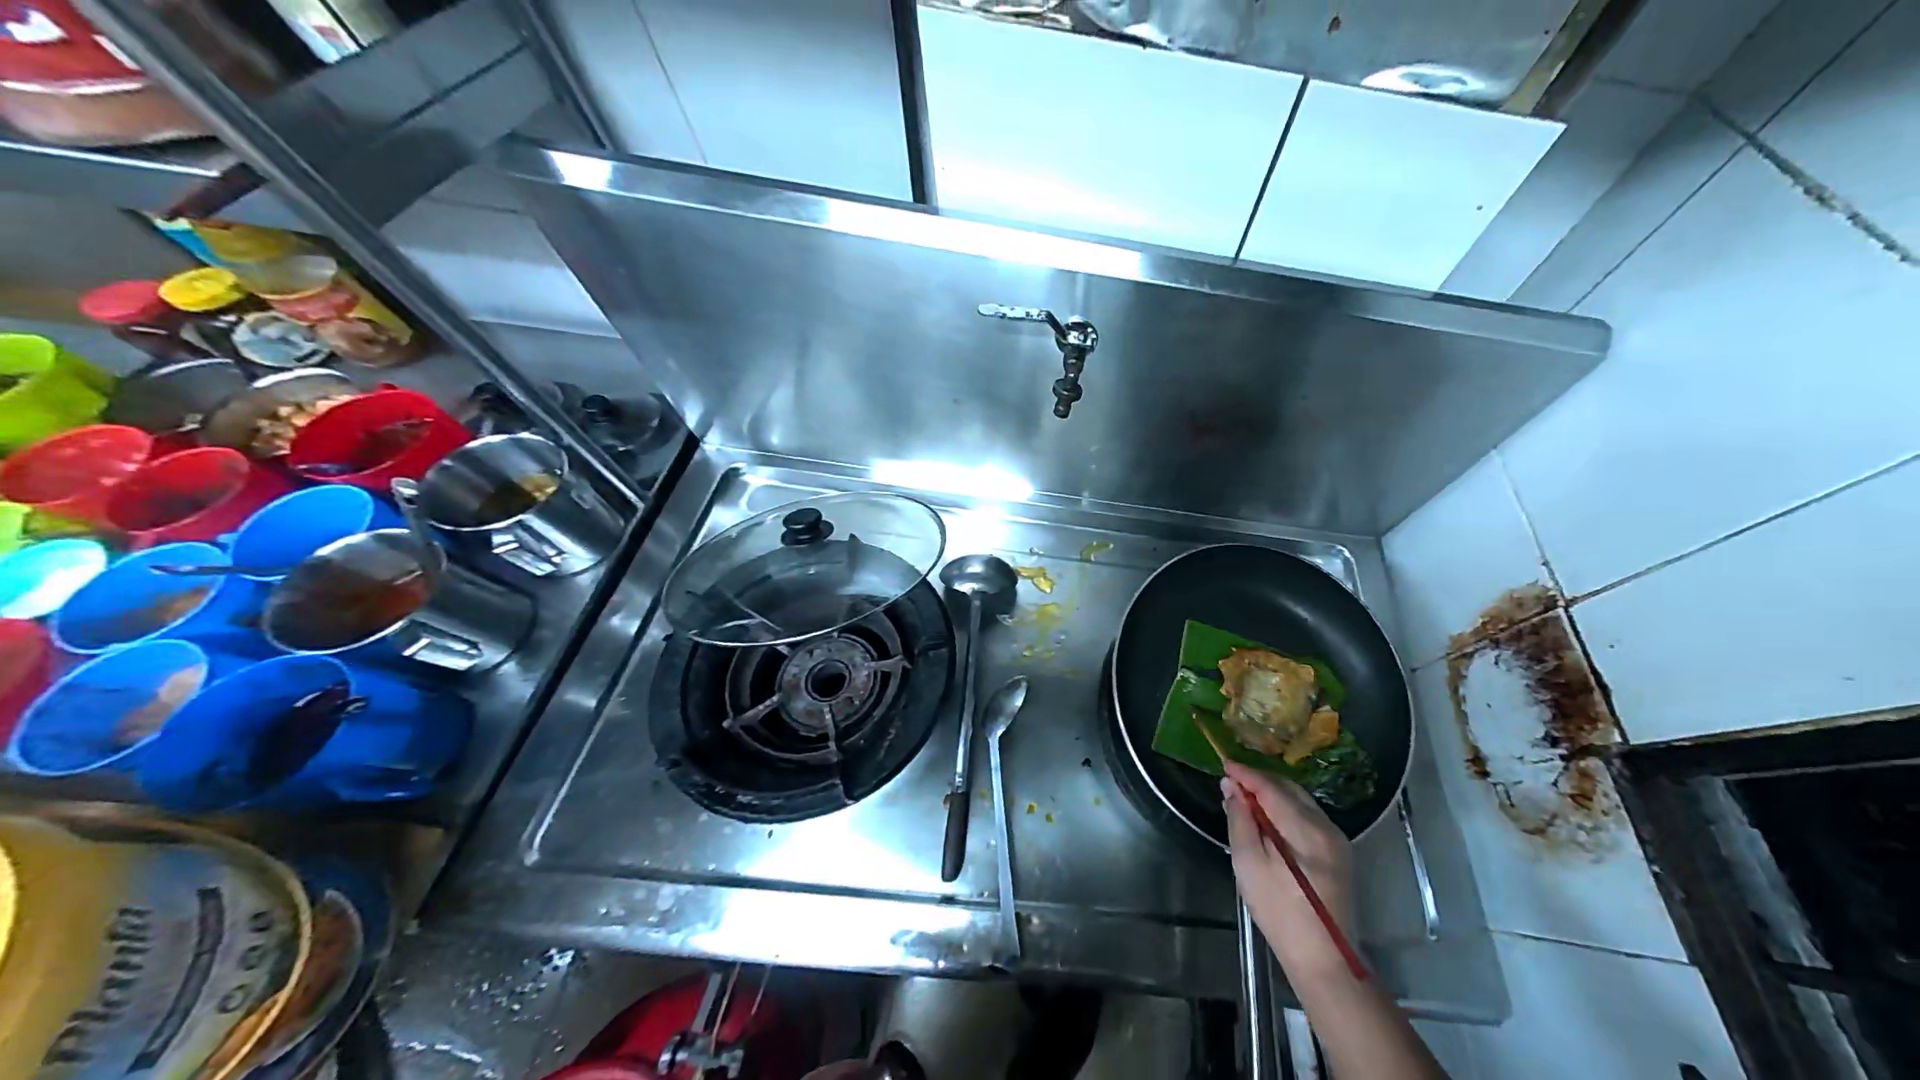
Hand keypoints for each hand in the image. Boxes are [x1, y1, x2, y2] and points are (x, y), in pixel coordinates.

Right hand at [1221, 760, 1355, 978]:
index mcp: (1307, 829)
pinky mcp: (1338, 854)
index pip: (1272, 787)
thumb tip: (1231, 788)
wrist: (1324, 959)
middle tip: (1230, 781)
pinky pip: (1308, 817)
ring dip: (1272, 793)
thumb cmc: (1279, 912)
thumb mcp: (1249, 864)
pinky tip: (1267, 818)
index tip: (1223, 763)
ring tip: (1244, 798)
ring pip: (1301, 801)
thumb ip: (1240, 820)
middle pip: (1290, 789)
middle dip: (1259, 780)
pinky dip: (1285, 809)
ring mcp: (1337, 841)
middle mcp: (1328, 827)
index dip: (1246, 774)